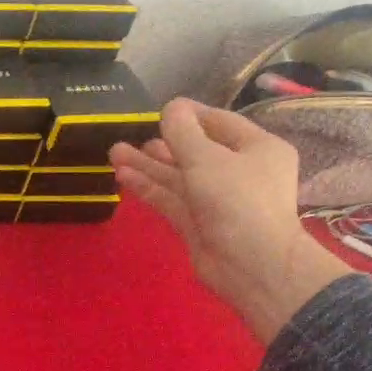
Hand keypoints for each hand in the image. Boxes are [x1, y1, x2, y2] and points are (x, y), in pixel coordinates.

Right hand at [110, 98, 352, 343]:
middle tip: (129, 136)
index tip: (160, 109)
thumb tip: (171, 106)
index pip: (220, 123)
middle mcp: (239, 171)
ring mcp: (217, 199)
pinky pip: (170, 198)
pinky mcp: (197, 222)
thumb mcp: (207, 159)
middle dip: (161, 143)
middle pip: (195, 151)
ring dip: (148, 165)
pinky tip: (123, 176)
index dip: (190, 115)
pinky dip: (149, 187)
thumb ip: (183, 132)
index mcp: (257, 148)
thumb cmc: (237, 201)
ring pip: (178, 176)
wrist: (250, 264)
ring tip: (114, 153)